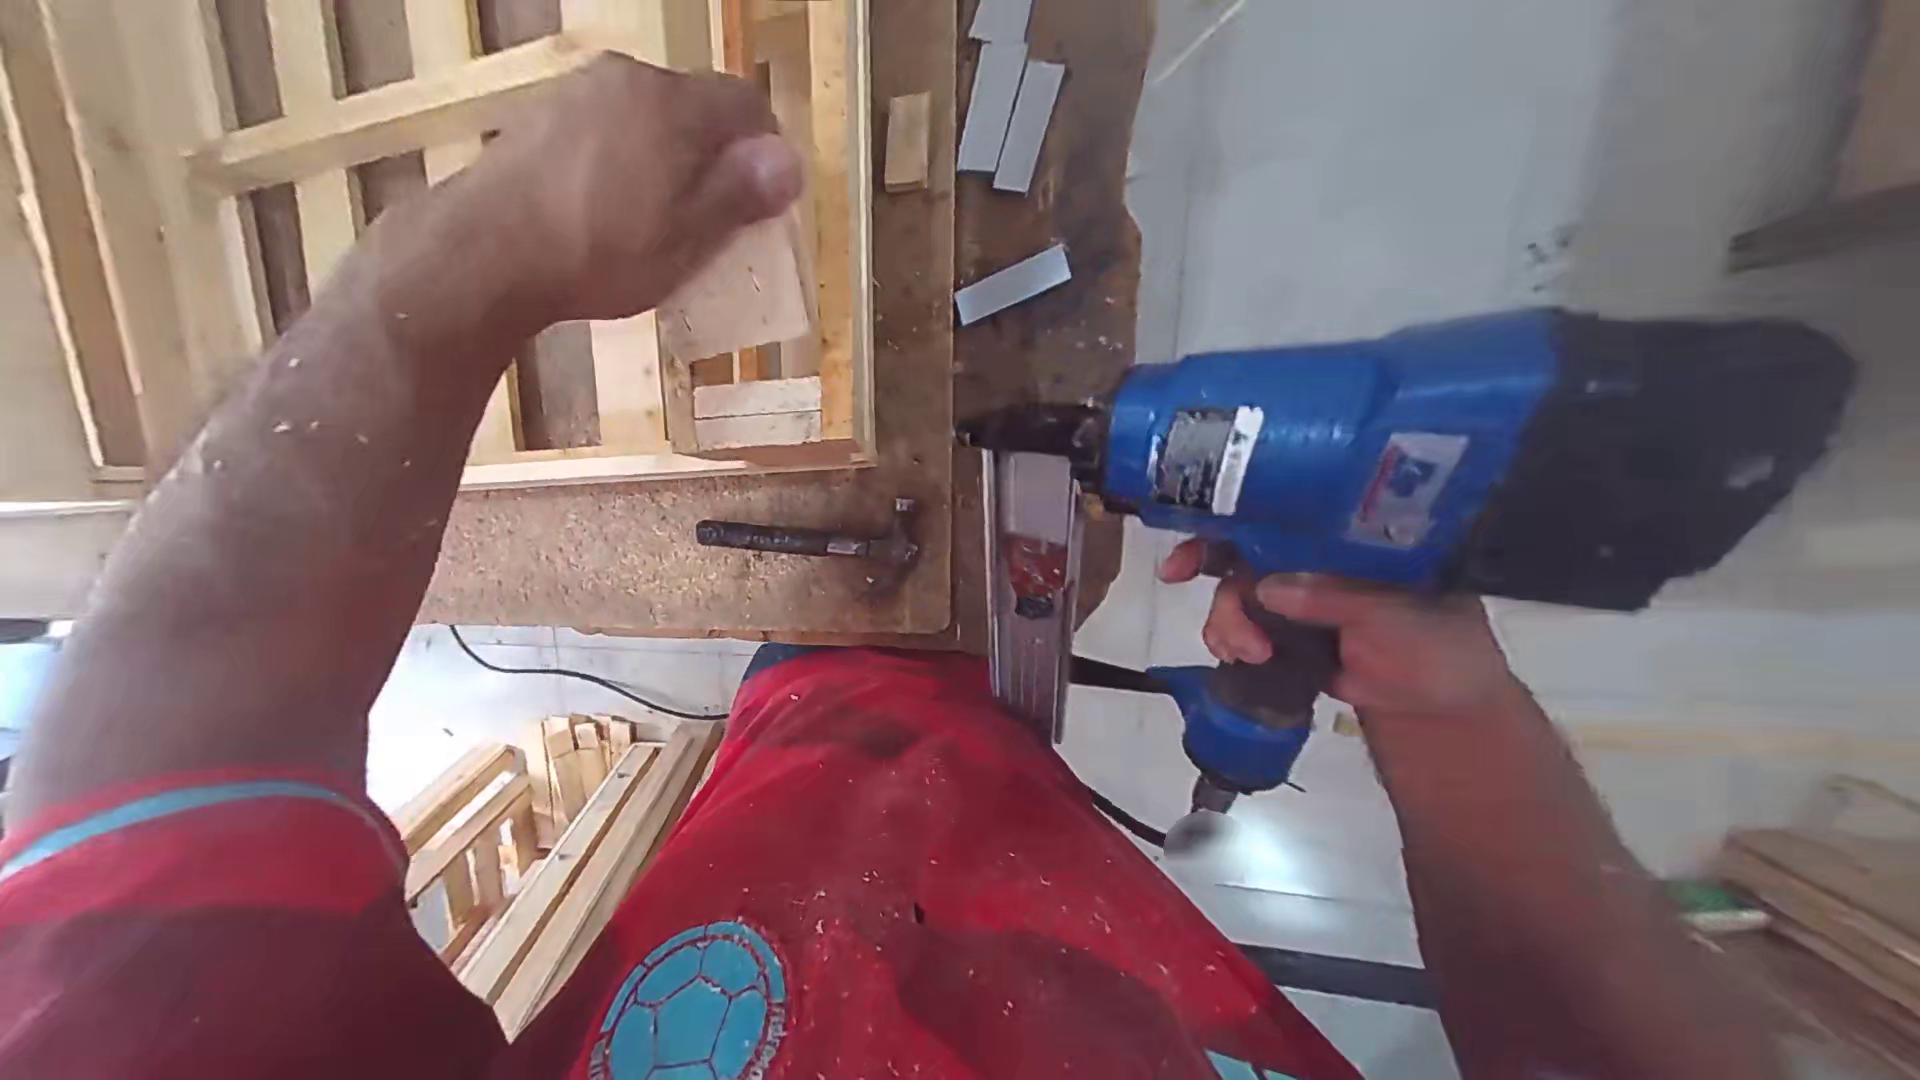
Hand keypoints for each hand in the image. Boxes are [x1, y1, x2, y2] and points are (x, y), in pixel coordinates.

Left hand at [462, 54, 803, 325]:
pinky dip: (636, 163)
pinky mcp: (547, 115)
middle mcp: (627, 79)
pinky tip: (619, 211)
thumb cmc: (603, 253)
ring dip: (678, 163)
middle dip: (722, 161)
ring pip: (658, 120)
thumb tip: (790, 161)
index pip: (748, 104)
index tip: (762, 206)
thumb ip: (741, 193)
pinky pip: (616, 129)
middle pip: (701, 110)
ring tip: (667, 223)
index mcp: (671, 104)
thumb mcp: (689, 238)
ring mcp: (580, 92)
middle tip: (719, 223)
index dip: (767, 154)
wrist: (485, 254)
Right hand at [1157, 539, 1529, 716]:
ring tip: (1249, 652)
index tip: (1202, 521)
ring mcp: (1286, 594)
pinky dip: (1226, 640)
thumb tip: (1266, 589)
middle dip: (1199, 555)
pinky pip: (1234, 628)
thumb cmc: (1434, 642)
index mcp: (1339, 536)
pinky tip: (1236, 656)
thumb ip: (1336, 598)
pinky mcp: (1274, 631)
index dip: (1236, 509)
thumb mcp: (1396, 614)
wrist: (1431, 703)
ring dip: (1226, 620)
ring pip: (1231, 592)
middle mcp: (1305, 557)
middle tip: (1174, 574)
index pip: (1281, 509)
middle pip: (1239, 544)